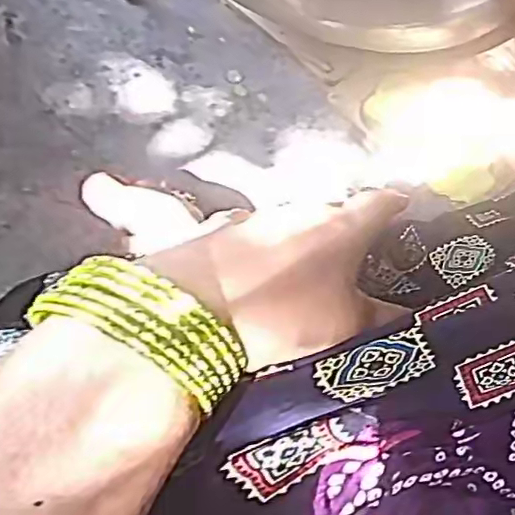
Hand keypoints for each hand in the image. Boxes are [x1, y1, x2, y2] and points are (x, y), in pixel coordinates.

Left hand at [81, 175, 408, 368]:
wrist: (186, 321)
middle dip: (337, 221)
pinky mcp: (184, 233)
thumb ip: (380, 317)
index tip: (404, 205)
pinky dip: (133, 202)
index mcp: (339, 226)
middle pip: (324, 209)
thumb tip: (413, 316)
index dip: (396, 203)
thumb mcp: (344, 327)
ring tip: (275, 250)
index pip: (380, 202)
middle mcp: (293, 210)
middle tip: (345, 246)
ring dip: (277, 229)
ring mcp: (236, 219)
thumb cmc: (283, 318)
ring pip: (265, 215)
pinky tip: (101, 187)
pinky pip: (159, 212)